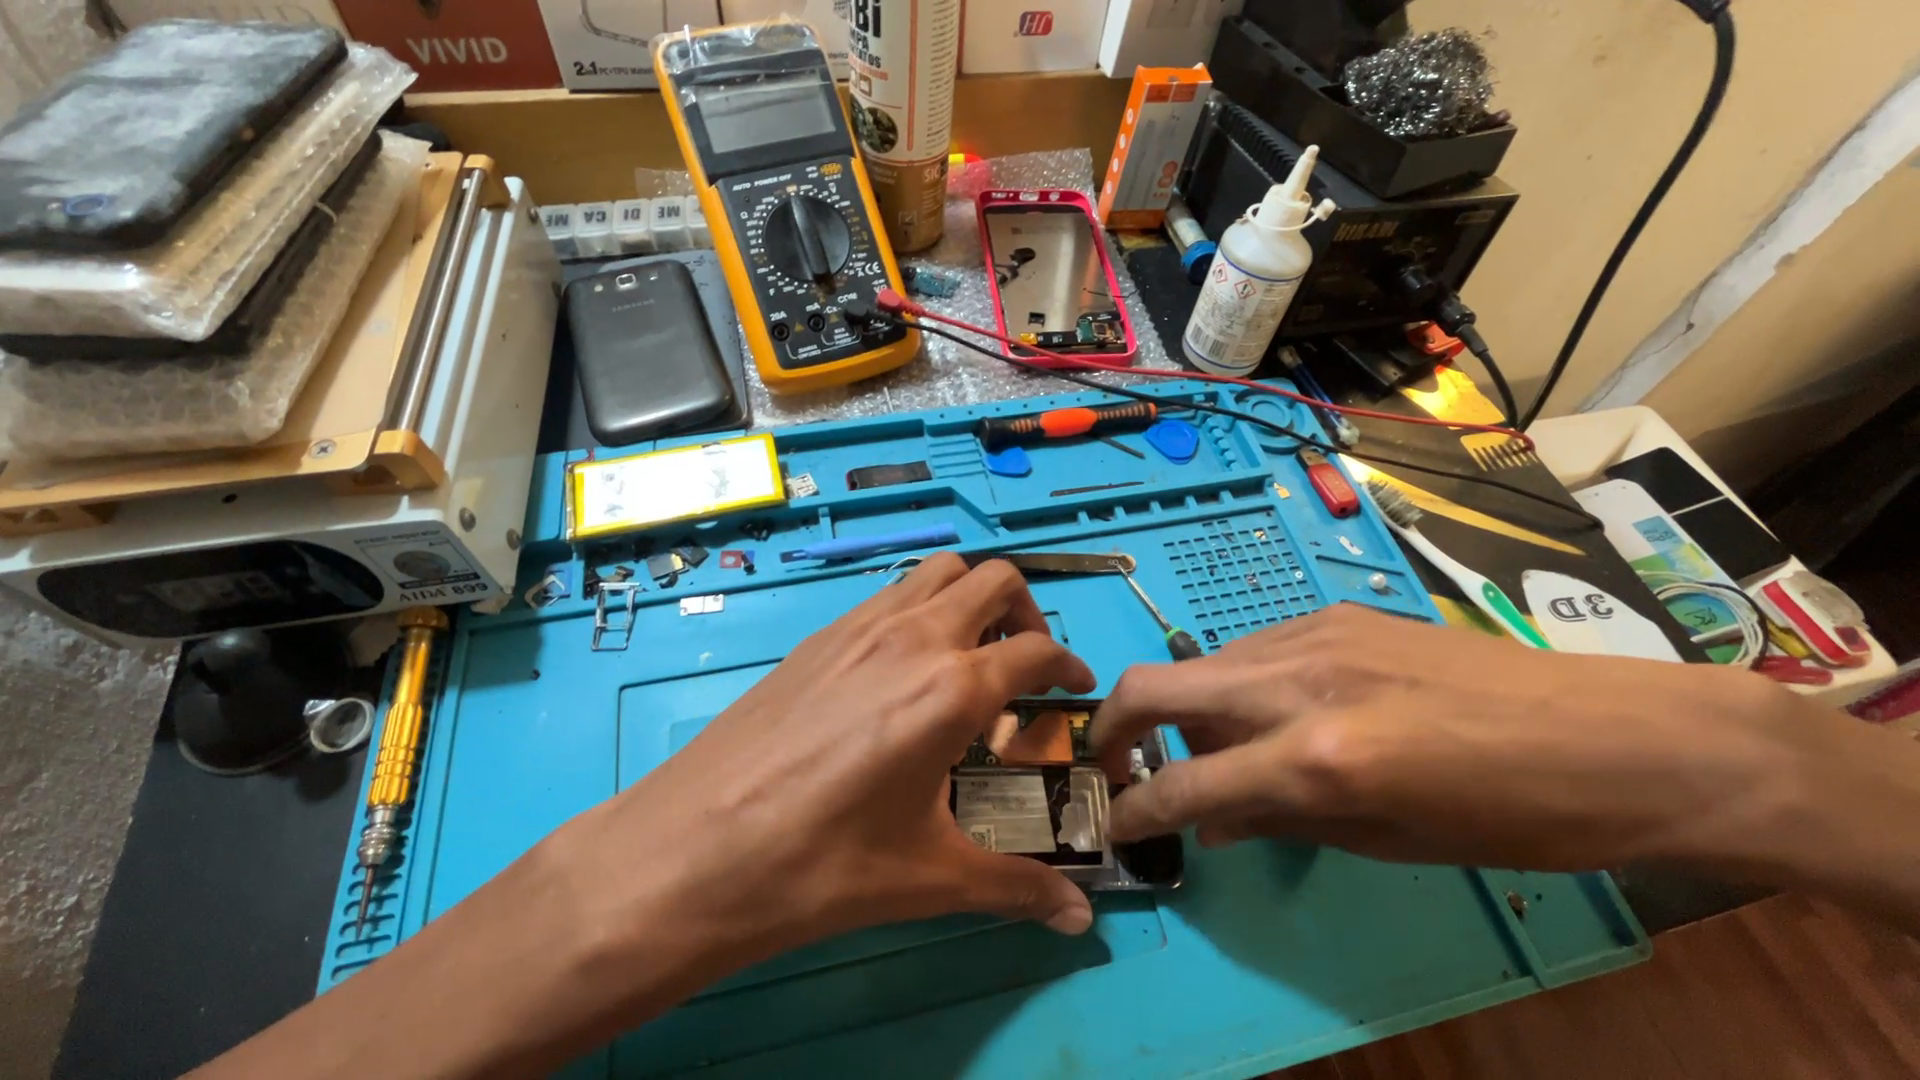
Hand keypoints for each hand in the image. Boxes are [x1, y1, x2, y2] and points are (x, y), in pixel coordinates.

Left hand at [195, 555, 1098, 1079]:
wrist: (692, 850)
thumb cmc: (820, 866)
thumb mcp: (927, 878)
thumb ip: (1015, 889)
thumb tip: (1079, 921)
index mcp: (952, 687)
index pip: (1036, 652)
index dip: (1068, 667)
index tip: (1075, 690)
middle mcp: (911, 637)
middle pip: (993, 579)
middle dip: (1025, 612)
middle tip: (1025, 665)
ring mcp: (857, 627)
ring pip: (936, 572)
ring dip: (969, 598)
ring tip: (969, 655)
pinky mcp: (816, 637)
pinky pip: (887, 594)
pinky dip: (917, 608)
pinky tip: (902, 671)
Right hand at [1089, 604, 1898, 875]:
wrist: (1621, 736)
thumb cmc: (1518, 818)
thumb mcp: (1390, 841)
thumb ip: (1281, 822)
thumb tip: (1209, 821)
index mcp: (1318, 758)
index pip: (1184, 785)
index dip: (1134, 811)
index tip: (1112, 824)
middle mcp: (1297, 682)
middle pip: (1155, 685)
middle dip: (1113, 728)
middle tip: (1116, 766)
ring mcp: (1313, 634)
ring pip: (1200, 664)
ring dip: (1183, 709)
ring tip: (1221, 751)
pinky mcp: (1335, 613)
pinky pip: (1250, 649)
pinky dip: (1235, 685)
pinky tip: (1275, 713)